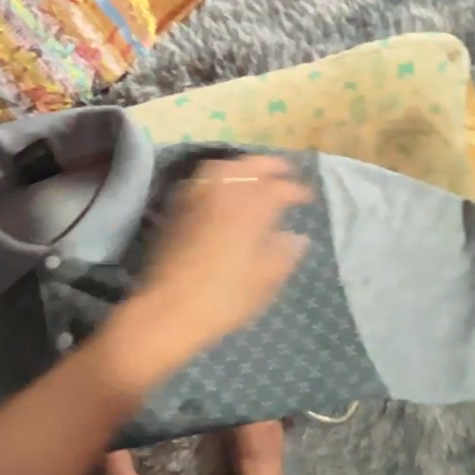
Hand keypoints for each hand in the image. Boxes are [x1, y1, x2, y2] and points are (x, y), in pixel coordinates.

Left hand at [99, 156, 310, 387]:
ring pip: (221, 168)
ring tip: (252, 174)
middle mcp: (223, 195)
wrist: (167, 309)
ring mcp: (196, 198)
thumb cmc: (222, 300)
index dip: (295, 190)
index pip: (278, 189)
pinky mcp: (175, 208)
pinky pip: (199, 180)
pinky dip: (216, 177)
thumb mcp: (263, 282)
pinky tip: (221, 189)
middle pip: (247, 167)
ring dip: (240, 166)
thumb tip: (298, 238)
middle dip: (268, 165)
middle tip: (284, 169)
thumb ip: (283, 254)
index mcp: (250, 211)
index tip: (307, 196)